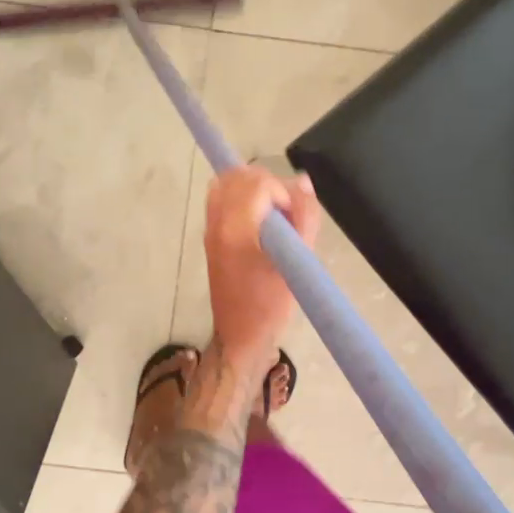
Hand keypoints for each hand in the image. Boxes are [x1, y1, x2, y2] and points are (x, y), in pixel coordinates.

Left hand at [204, 165, 321, 368]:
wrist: (239, 335)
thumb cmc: (270, 306)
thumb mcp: (296, 264)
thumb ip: (303, 219)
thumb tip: (302, 181)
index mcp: (237, 231)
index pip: (258, 184)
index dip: (282, 193)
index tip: (293, 218)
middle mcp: (217, 224)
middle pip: (239, 176)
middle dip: (268, 185)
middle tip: (286, 213)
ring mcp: (210, 229)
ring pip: (226, 183)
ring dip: (253, 189)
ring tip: (273, 215)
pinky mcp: (210, 236)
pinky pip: (220, 199)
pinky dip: (240, 198)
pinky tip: (259, 220)